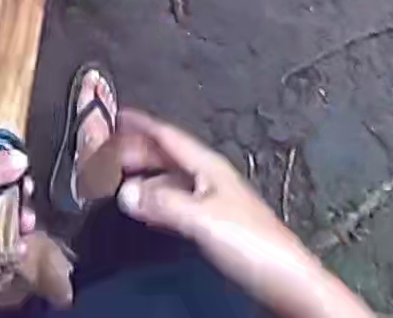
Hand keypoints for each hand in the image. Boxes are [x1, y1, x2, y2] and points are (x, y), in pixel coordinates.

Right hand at [111, 109, 374, 317]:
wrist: (287, 279)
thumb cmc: (248, 240)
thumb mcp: (201, 218)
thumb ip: (162, 202)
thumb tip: (123, 190)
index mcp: (206, 163)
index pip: (166, 134)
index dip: (140, 122)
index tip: (114, 112)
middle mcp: (207, 174)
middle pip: (166, 153)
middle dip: (137, 147)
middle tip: (105, 148)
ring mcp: (211, 197)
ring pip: (169, 176)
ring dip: (144, 173)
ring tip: (116, 174)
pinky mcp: (213, 222)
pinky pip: (175, 198)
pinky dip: (155, 196)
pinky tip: (144, 205)